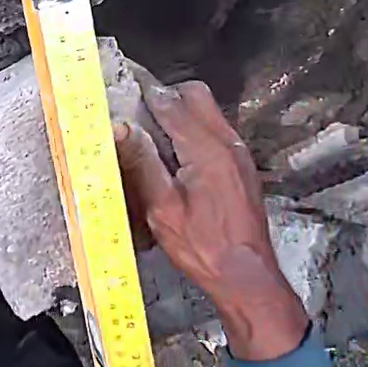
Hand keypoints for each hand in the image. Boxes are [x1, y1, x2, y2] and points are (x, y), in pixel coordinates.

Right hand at [114, 80, 307, 361]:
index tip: (122, 90)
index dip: (145, 94)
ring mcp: (239, 153)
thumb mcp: (163, 209)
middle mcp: (227, 142)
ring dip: (182, 112)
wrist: (247, 276)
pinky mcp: (242, 166)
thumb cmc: (202, 246)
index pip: (172, 104)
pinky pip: (216, 130)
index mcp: (206, 149)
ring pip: (209, 111)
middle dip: (167, 96)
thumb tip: (120, 127)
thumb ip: (143, 163)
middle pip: (196, 95)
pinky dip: (195, 130)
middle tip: (140, 113)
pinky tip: (177, 155)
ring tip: (154, 134)